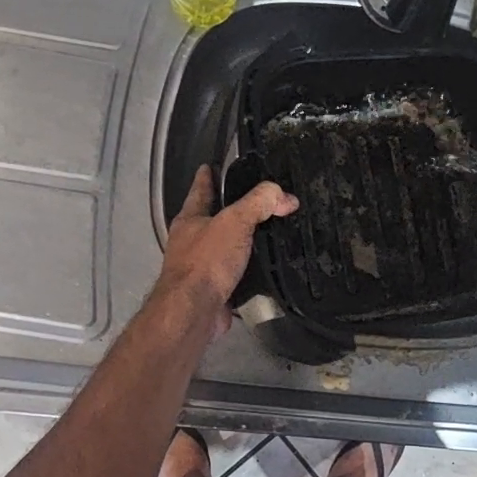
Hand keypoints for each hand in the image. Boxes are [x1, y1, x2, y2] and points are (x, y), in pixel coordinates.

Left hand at [152, 165, 299, 340]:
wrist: (194, 310)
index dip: (207, 176)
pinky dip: (247, 270)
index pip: (200, 190)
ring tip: (264, 234)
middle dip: (226, 211)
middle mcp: (191, 241)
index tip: (209, 165)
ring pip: (223, 247)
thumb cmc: (207, 261)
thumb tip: (286, 197)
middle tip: (251, 202)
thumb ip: (259, 204)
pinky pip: (234, 273)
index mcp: (190, 220)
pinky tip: (264, 269)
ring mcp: (200, 268)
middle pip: (210, 219)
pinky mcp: (213, 290)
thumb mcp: (235, 222)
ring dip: (240, 242)